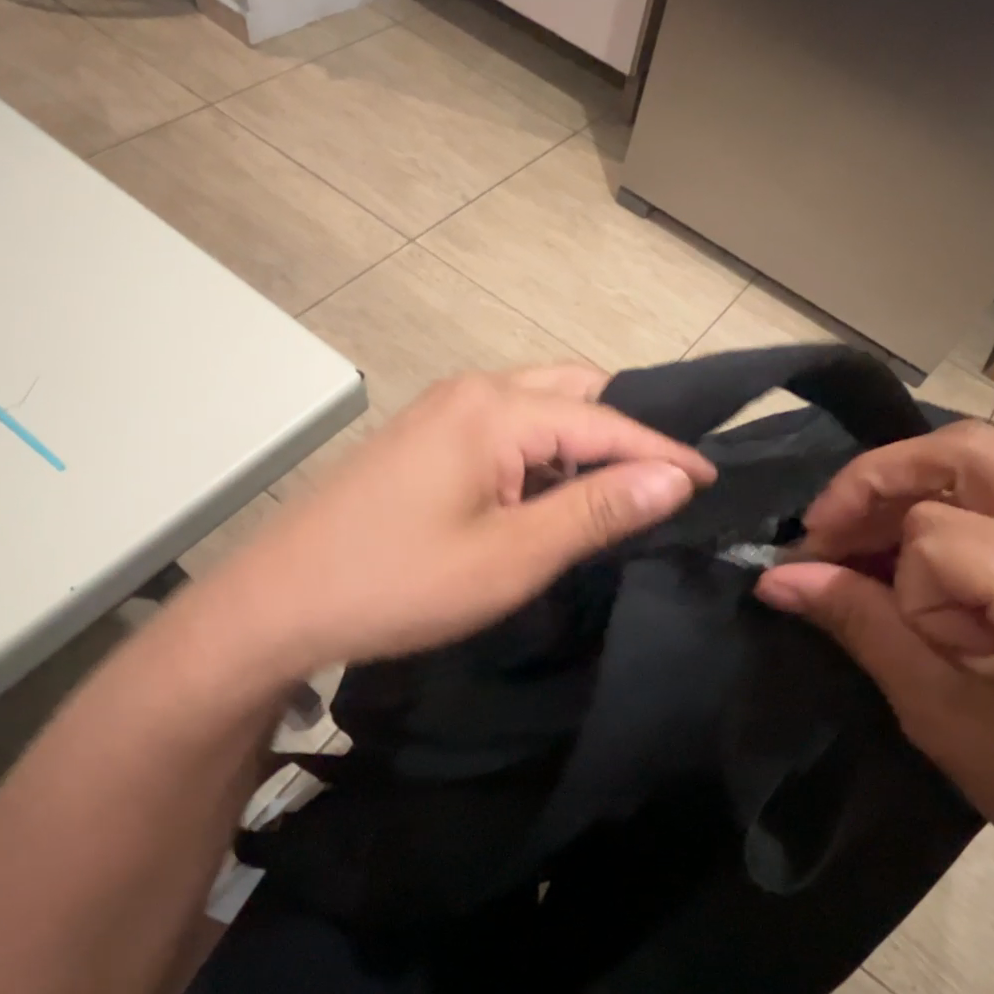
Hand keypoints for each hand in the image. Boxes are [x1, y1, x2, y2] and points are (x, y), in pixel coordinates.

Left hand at [203, 366, 715, 673]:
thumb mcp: (511, 556)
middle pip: (574, 392)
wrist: (279, 602)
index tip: (713, 482)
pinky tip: (556, 494)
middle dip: (626, 432)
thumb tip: (674, 476)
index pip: (607, 421)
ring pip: (540, 407)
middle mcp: (472, 390)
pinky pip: (507, 428)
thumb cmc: (399, 583)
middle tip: (668, 481)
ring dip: (584, 442)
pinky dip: (545, 453)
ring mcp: (443, 410)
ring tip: (622, 491)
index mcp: (496, 409)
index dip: (664, 453)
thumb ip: (596, 509)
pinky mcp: (426, 437)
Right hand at [753, 420, 993, 939]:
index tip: (847, 605)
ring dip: (908, 489)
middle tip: (828, 533)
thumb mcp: (936, 708)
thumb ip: (857, 621)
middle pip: (963, 451)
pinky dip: (946, 506)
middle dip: (877, 481)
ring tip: (863, 545)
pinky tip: (915, 555)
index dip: (880, 567)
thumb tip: (776, 577)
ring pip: (984, 459)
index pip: (933, 530)